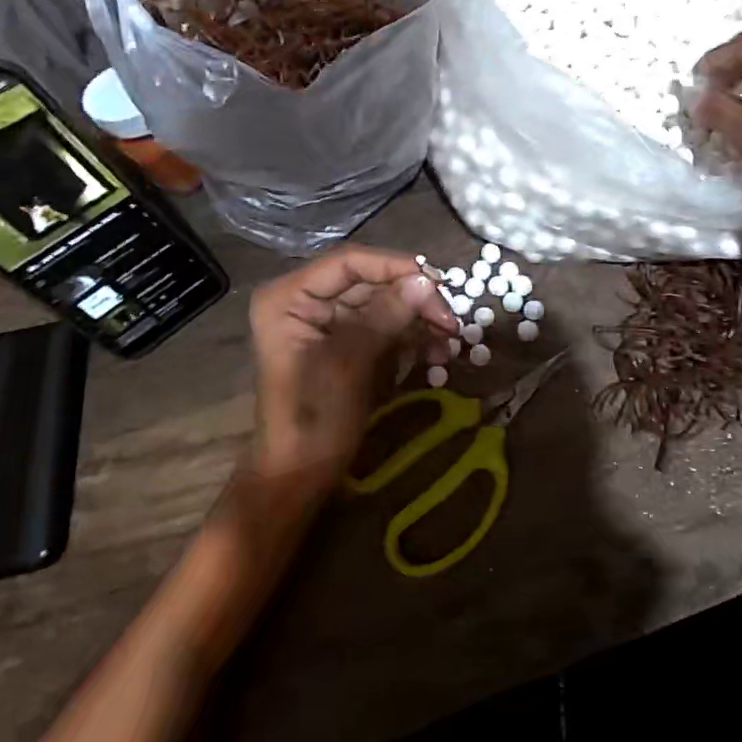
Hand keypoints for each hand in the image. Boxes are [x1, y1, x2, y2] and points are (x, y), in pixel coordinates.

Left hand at [248, 246, 458, 488]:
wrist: (298, 477)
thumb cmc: (313, 421)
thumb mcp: (348, 365)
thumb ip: (384, 316)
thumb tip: (425, 279)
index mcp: (288, 298)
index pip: (348, 263)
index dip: (395, 266)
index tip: (438, 282)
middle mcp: (306, 301)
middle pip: (370, 282)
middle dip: (414, 298)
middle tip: (452, 322)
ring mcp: (328, 323)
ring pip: (384, 304)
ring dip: (419, 319)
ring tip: (451, 341)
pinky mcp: (347, 345)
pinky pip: (385, 327)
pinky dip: (412, 338)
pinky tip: (438, 354)